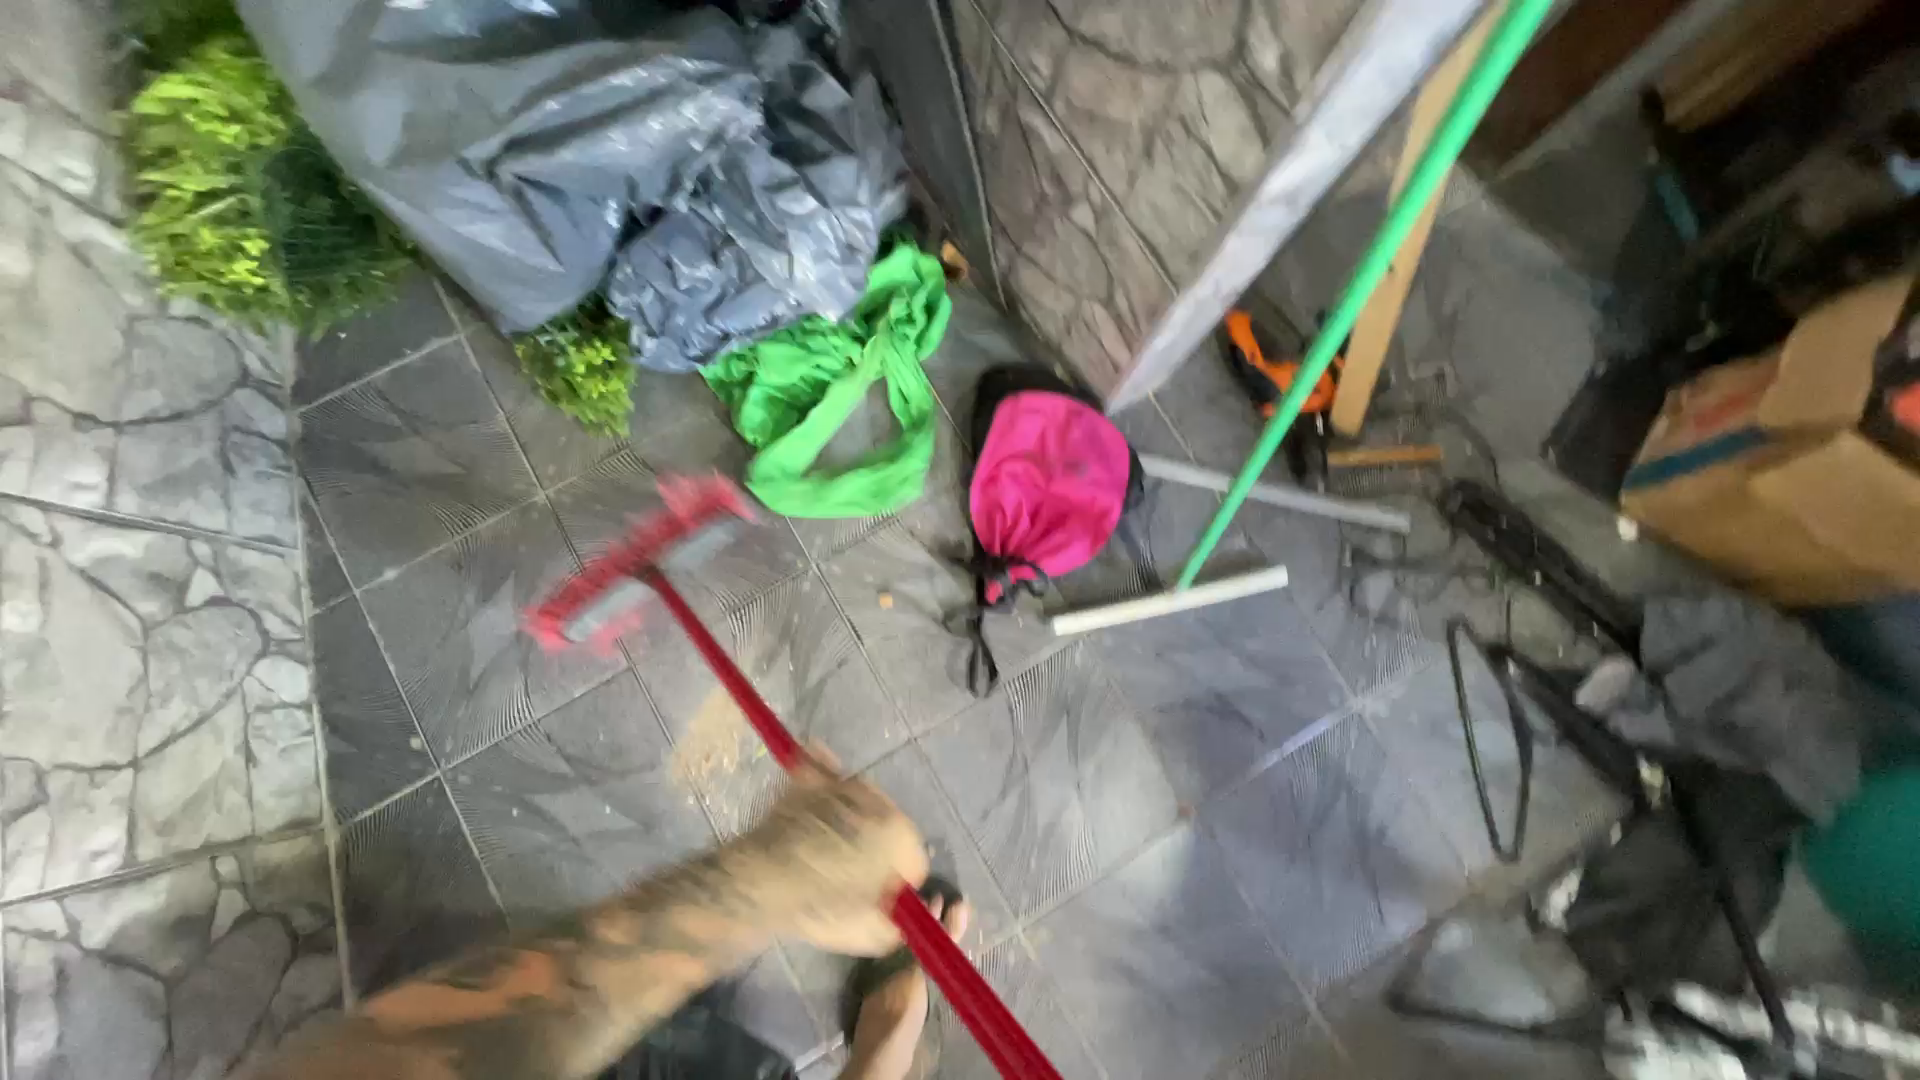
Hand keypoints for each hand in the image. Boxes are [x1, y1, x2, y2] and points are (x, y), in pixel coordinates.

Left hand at [728, 753, 927, 955]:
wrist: (759, 881)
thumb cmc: (819, 906)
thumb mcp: (869, 934)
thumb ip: (896, 921)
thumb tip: (898, 912)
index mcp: (899, 834)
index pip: (915, 859)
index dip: (900, 882)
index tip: (883, 897)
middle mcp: (878, 801)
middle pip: (891, 826)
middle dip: (881, 847)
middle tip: (857, 876)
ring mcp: (842, 785)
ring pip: (862, 802)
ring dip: (857, 819)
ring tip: (832, 847)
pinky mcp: (810, 778)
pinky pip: (825, 768)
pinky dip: (827, 771)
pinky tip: (822, 777)